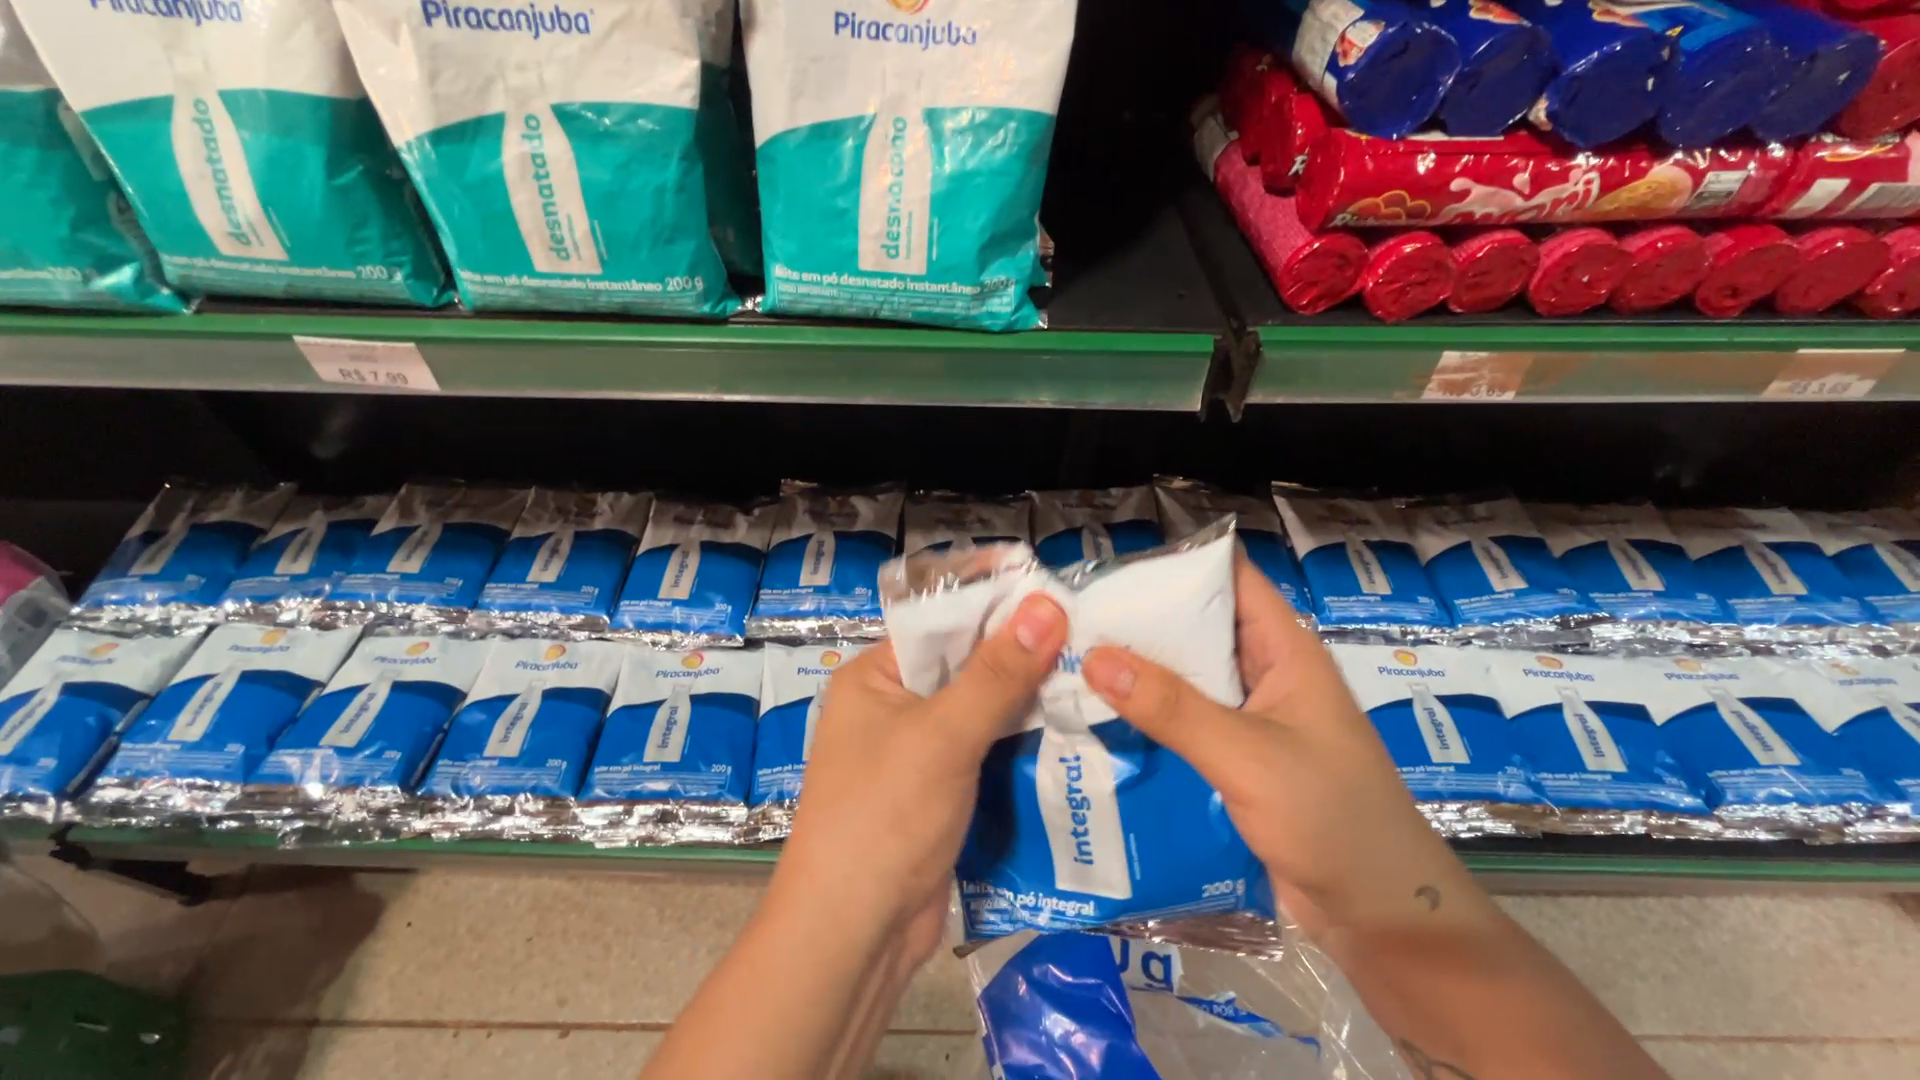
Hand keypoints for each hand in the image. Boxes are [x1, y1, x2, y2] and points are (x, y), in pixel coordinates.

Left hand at [776, 593, 1068, 963]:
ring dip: (1029, 700)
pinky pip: (987, 751)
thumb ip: (997, 674)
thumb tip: (1047, 606)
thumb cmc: (885, 817)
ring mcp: (919, 752)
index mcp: (874, 676)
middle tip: (1093, 635)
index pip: (941, 620)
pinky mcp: (942, 791)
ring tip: (1097, 676)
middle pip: (966, 665)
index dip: (996, 605)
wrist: (856, 932)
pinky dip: (1022, 742)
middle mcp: (893, 705)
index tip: (1058, 590)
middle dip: (1022, 654)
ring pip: (982, 710)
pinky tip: (1072, 730)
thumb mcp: (943, 736)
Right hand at [1080, 553, 1484, 943]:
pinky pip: (1184, 724)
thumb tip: (1093, 656)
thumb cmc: (1330, 817)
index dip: (1175, 565)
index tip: (1109, 569)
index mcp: (1286, 650)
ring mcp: (1250, 720)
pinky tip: (1097, 721)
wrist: (1378, 914)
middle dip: (1140, 621)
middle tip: (1068, 622)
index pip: (1230, 578)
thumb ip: (1171, 707)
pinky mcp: (1235, 761)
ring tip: (1068, 663)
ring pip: (1185, 679)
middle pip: (1197, 628)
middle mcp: (1266, 674)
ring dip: (1138, 673)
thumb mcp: (1247, 755)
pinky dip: (1146, 718)